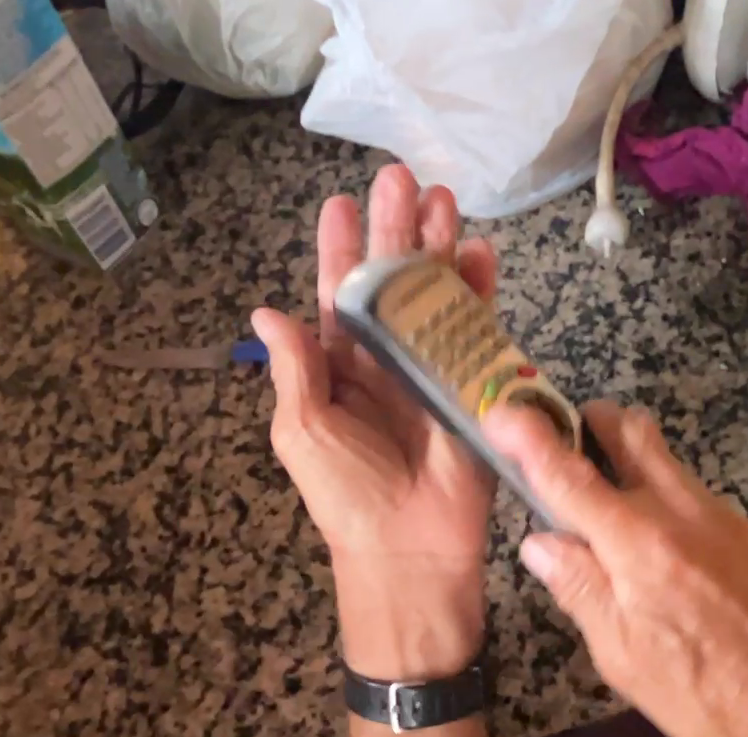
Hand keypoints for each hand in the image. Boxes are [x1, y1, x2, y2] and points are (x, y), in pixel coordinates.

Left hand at [254, 165, 500, 682]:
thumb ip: (294, 370)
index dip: (340, 251)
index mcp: (340, 369)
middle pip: (393, 284)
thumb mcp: (304, 432)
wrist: (409, 547)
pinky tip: (480, 253)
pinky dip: (481, 294)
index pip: (339, 297)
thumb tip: (266, 310)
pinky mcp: (475, 387)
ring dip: (440, 248)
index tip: (341, 203)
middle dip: (396, 231)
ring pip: (437, 297)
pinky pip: (478, 333)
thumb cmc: (346, 493)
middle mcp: (387, 360)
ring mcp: (433, 370)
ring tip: (443, 198)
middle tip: (401, 178)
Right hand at [482, 401, 747, 736]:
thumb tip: (539, 543)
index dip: (531, 440)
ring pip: (665, 458)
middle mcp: (680, 512)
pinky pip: (689, 491)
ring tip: (604, 494)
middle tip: (566, 438)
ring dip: (627, 456)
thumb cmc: (693, 692)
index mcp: (638, 545)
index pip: (570, 478)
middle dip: (593, 422)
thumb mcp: (619, 652)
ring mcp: (719, 516)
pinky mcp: (744, 530)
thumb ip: (578, 586)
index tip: (502, 412)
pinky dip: (659, 494)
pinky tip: (655, 543)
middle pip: (632, 432)